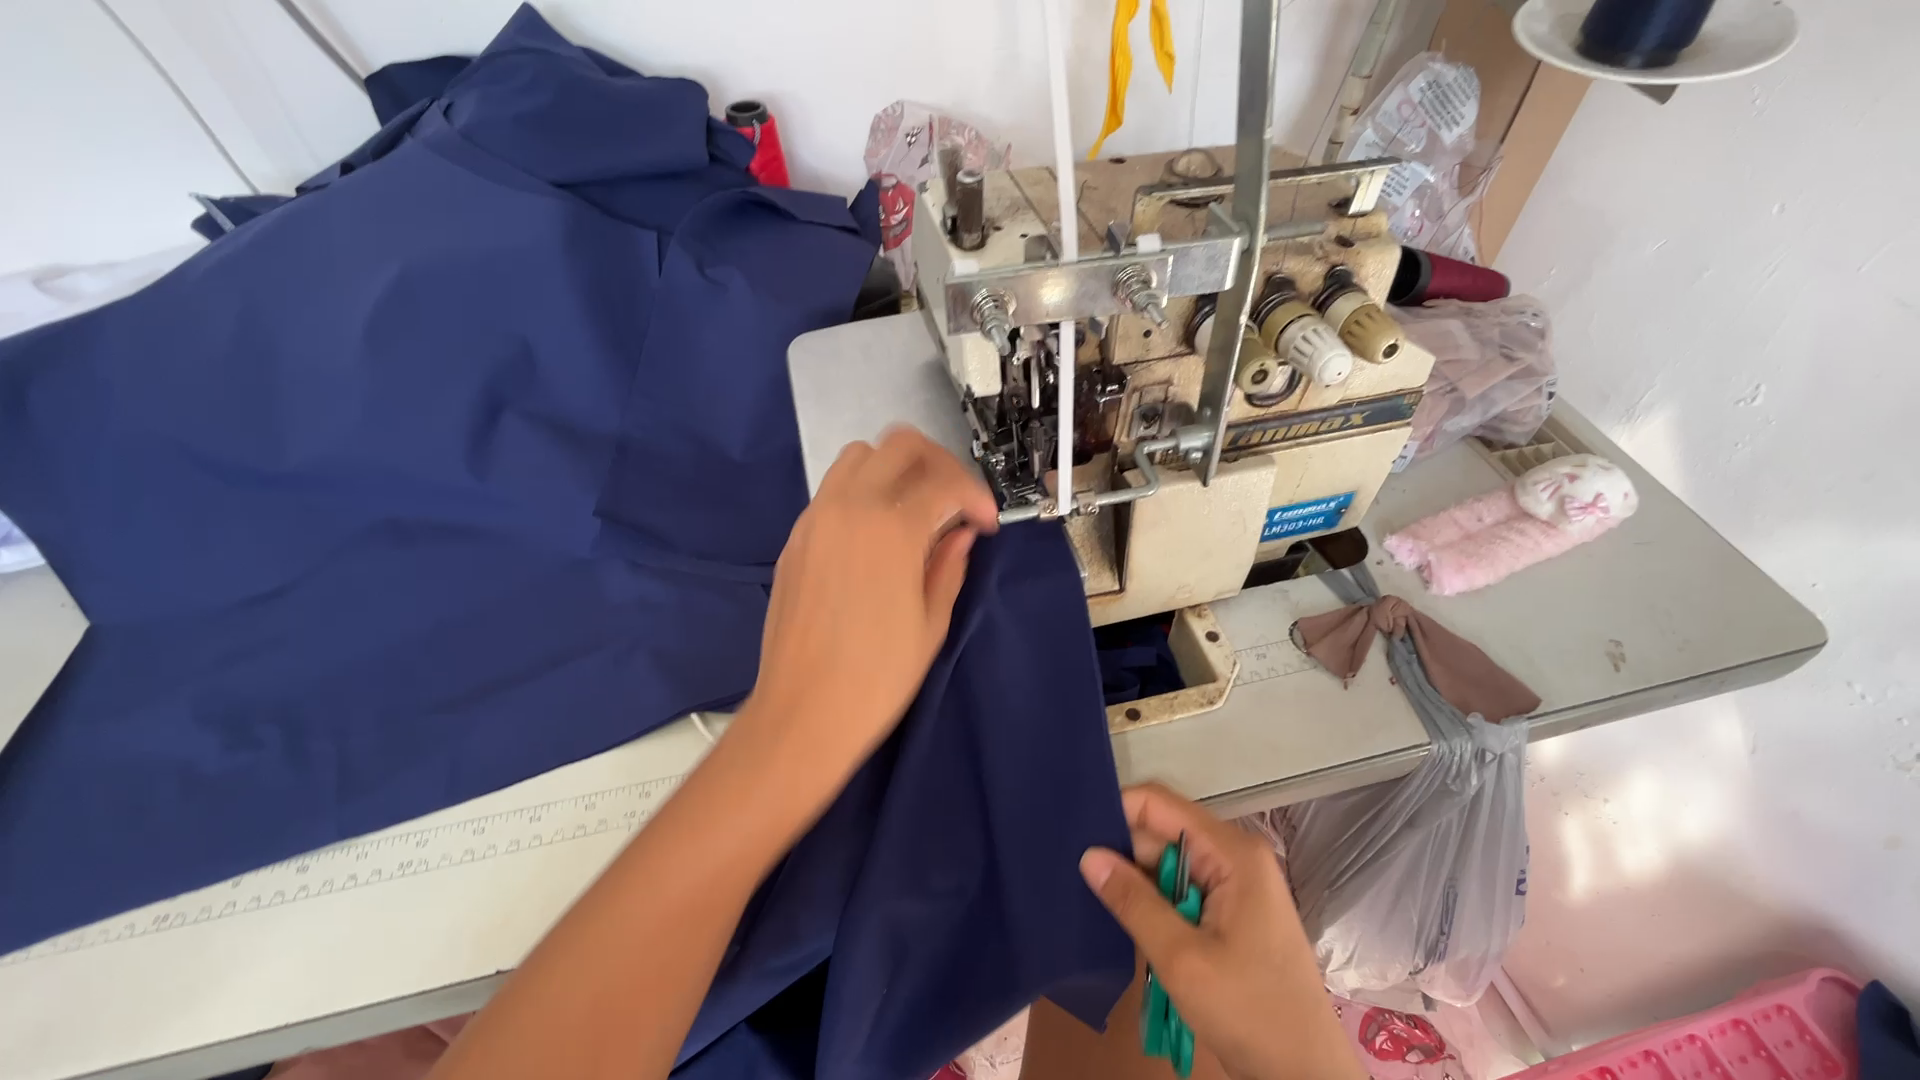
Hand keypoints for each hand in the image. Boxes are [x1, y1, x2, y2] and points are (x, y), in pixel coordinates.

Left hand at [741, 426, 998, 770]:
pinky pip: (832, 490)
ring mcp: (815, 519)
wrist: (803, 712)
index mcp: (891, 529)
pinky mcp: (795, 538)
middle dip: (938, 463)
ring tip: (916, 509)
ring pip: (859, 456)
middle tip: (956, 499)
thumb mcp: (932, 622)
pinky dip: (863, 492)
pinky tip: (878, 534)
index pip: (945, 481)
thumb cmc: (876, 678)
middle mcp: (849, 508)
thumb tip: (962, 533)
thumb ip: (950, 564)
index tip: (986, 523)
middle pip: (900, 446)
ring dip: (895, 469)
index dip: (976, 496)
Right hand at [1079, 785, 1364, 1079]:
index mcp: (1231, 852)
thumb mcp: (1182, 958)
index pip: (1159, 805)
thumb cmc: (1251, 1011)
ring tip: (1087, 895)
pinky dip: (1153, 903)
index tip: (1074, 836)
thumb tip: (1088, 855)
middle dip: (1120, 851)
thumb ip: (1133, 902)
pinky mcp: (1230, 913)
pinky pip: (1181, 890)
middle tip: (1070, 872)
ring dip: (1134, 882)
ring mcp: (1234, 885)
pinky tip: (1121, 918)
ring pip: (1167, 865)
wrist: (1306, 1076)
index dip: (1116, 812)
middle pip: (1161, 833)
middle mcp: (1234, 857)